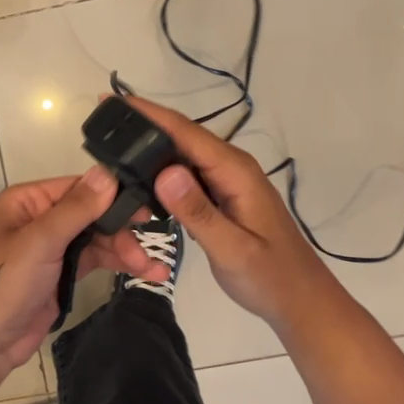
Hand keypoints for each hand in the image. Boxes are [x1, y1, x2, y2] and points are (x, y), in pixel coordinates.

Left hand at [0, 168, 172, 376]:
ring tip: (153, 268)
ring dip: (126, 250)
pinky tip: (147, 272)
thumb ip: (76, 209)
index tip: (148, 207)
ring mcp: (52, 245)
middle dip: (121, 229)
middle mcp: (40, 216)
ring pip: (98, 237)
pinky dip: (119, 263)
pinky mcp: (62, 271)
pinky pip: (96, 258)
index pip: (78, 187)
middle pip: (92, 212)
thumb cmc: (6, 282)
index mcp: (27, 200)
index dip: (112, 195)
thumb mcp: (40, 241)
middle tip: (148, 246)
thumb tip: (108, 174)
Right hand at [123, 96, 347, 331]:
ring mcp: (226, 180)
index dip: (148, 114)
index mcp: (234, 172)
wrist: (301, 302)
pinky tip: (137, 174)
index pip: (185, 132)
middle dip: (142, 124)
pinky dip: (159, 167)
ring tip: (110, 142)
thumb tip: (163, 171)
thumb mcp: (232, 249)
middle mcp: (230, 167)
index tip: (113, 101)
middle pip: (181, 135)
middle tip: (102, 123)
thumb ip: (198, 212)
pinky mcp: (219, 195)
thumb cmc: (270, 277)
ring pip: (181, 152)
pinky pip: (185, 172)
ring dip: (148, 145)